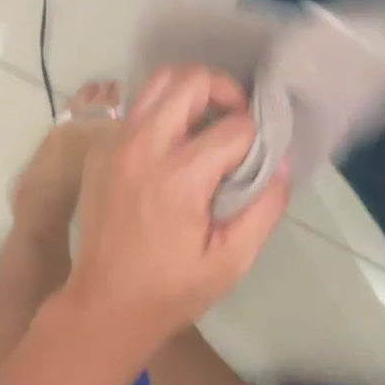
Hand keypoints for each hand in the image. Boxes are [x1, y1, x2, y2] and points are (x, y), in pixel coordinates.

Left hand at [62, 67, 291, 345]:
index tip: (259, 154)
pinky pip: (138, 106)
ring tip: (207, 120)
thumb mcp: (231, 261)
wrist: (104, 305)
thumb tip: (282, 160)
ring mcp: (117, 141)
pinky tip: (174, 142)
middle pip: (191, 79)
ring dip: (191, 91)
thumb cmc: (172, 288)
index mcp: (179, 177)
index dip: (257, 136)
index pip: (235, 127)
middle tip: (236, 118)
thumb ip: (265, 208)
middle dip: (224, 90)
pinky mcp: (102, 146)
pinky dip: (163, 110)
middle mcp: (144, 146)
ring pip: (159, 80)